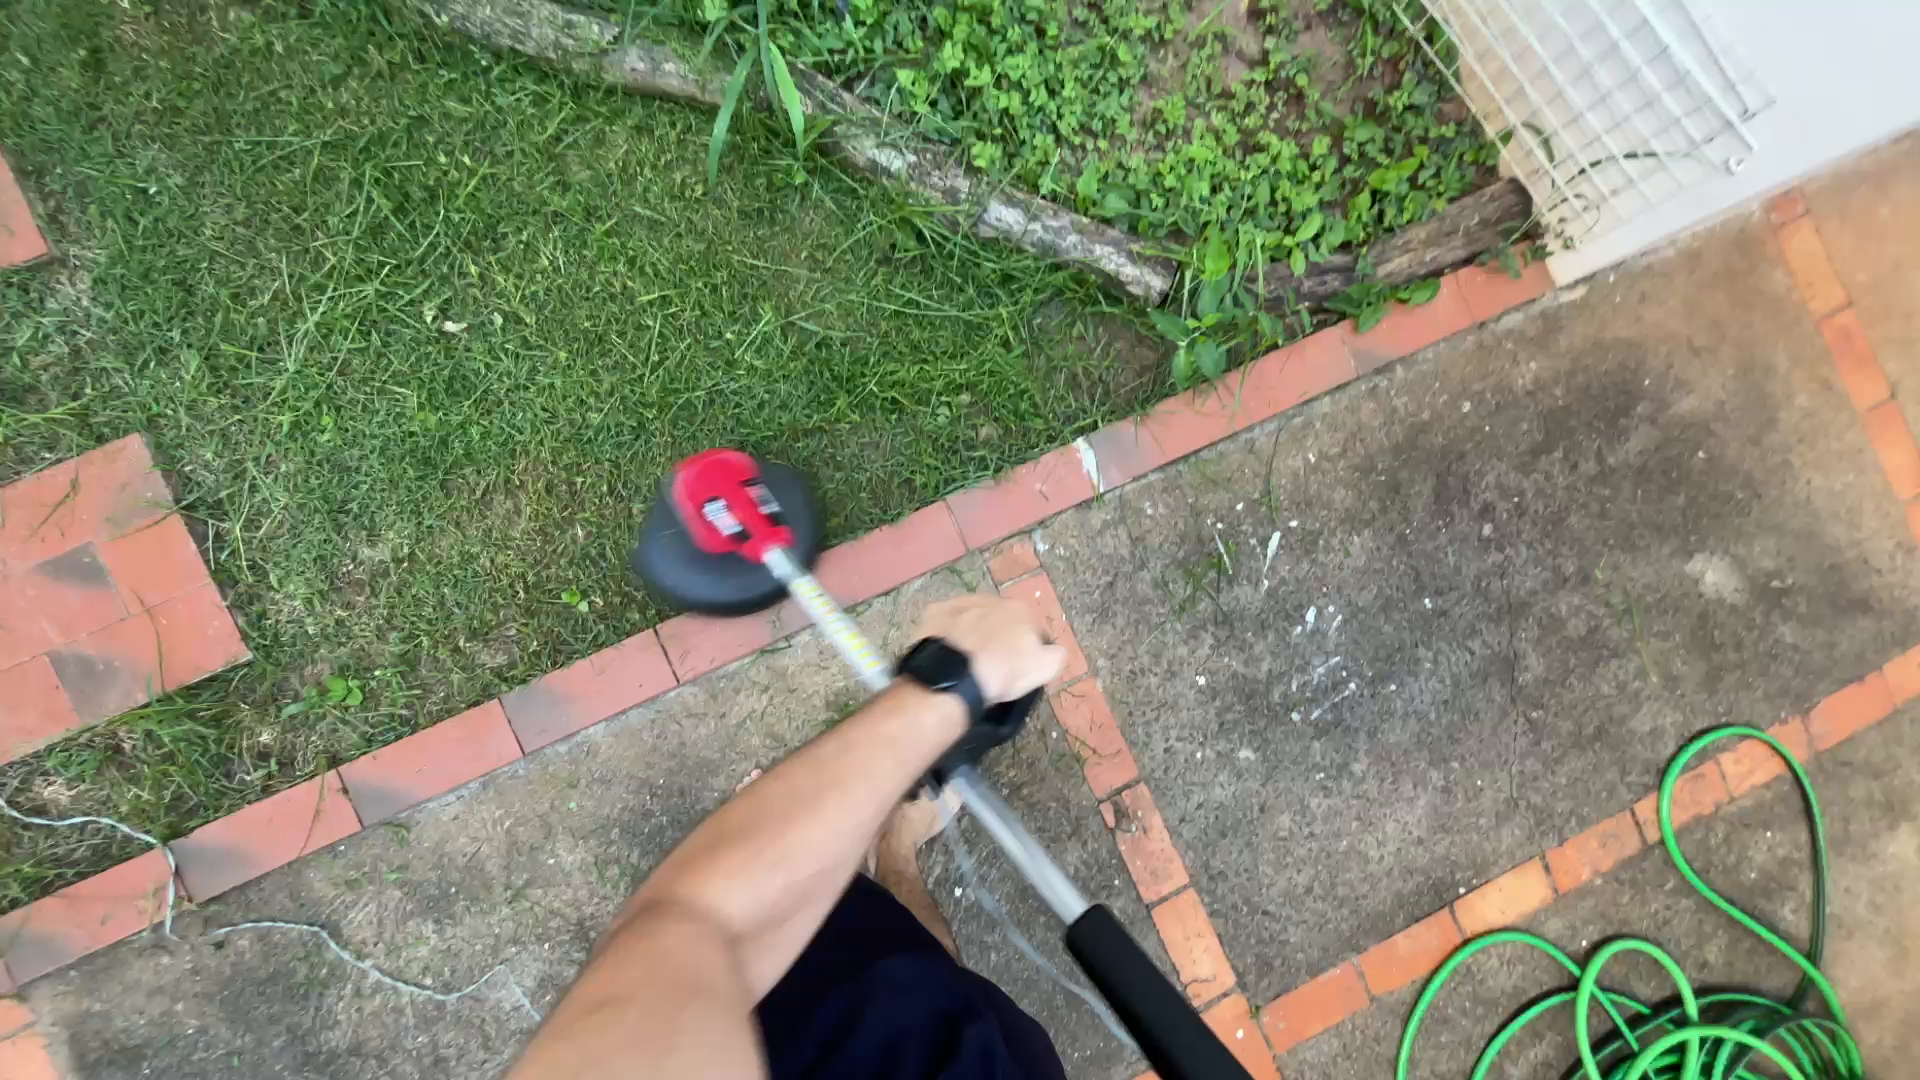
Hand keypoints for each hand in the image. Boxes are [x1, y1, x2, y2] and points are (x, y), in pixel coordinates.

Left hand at [913, 595, 1066, 702]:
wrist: (954, 674)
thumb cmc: (1002, 672)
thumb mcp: (1044, 668)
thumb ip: (1056, 654)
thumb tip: (1054, 650)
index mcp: (1021, 609)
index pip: (1033, 627)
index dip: (1029, 648)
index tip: (1021, 666)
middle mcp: (992, 599)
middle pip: (1001, 620)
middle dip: (1000, 636)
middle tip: (994, 664)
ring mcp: (961, 603)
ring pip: (972, 618)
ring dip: (974, 632)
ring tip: (969, 660)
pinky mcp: (934, 612)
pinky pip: (946, 622)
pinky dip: (948, 633)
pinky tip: (948, 651)